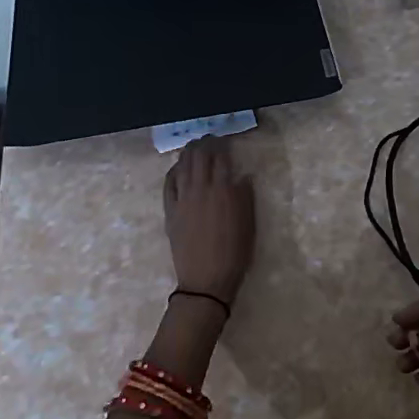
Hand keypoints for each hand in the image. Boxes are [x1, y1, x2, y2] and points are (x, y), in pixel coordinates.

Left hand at [162, 137, 255, 304]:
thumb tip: (243, 176)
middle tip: (208, 137)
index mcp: (225, 190)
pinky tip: (177, 167)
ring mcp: (183, 199)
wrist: (206, 281)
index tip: (224, 139)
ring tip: (192, 145)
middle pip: (200, 157)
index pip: (221, 158)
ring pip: (183, 166)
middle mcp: (202, 189)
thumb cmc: (234, 254)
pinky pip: (169, 184)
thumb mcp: (249, 224)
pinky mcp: (170, 211)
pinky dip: (173, 171)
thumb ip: (246, 197)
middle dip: (204, 143)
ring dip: (188, 152)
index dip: (222, 145)